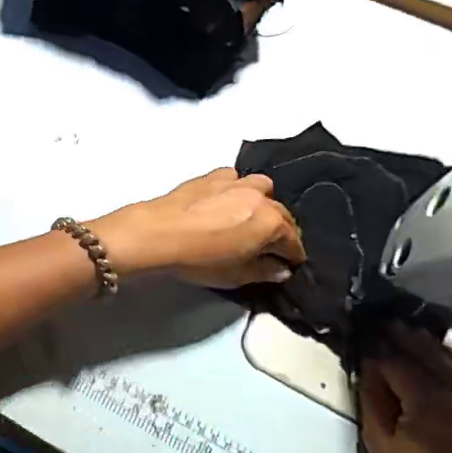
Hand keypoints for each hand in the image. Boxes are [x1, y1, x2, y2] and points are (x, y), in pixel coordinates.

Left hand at [88, 168, 305, 288]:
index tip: (289, 264)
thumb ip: (264, 271)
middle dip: (281, 231)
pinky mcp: (213, 177)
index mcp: (271, 223)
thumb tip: (280, 269)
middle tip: (270, 248)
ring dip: (264, 203)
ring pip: (263, 189)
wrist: (158, 234)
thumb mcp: (235, 276)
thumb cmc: (197, 259)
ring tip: (251, 219)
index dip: (293, 256)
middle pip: (282, 214)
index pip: (293, 242)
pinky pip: (236, 179)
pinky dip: (237, 189)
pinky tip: (227, 201)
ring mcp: (236, 183)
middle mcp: (259, 197)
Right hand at [358, 326, 451, 452]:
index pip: (401, 364)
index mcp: (431, 403)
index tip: (366, 338)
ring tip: (415, 335)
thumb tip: (370, 366)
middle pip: (432, 356)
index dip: (381, 350)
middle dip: (407, 339)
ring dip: (435, 347)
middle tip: (387, 325)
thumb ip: (374, 399)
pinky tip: (451, 362)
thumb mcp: (378, 444)